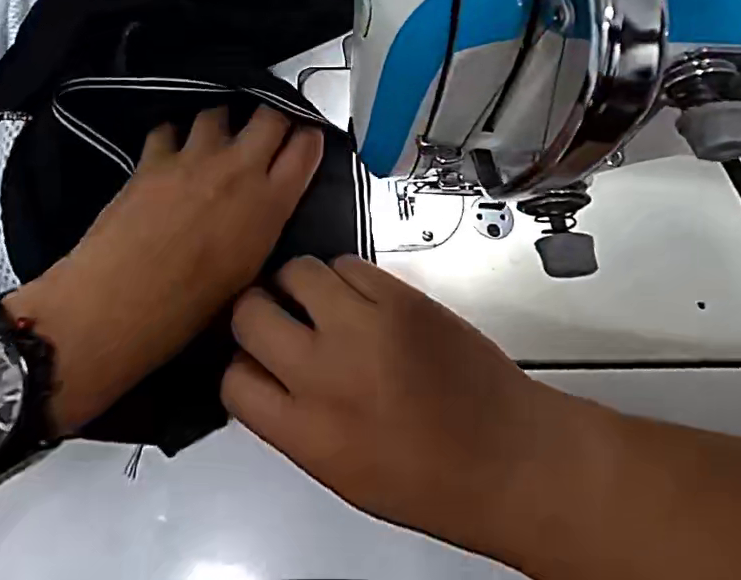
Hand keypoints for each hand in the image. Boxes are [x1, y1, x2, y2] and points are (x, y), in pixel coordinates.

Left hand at [6, 106, 323, 432]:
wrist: (118, 306)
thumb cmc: (188, 310)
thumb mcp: (248, 276)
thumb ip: (264, 231)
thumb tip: (264, 215)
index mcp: (270, 203)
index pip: (305, 147)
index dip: (309, 134)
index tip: (306, 135)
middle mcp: (238, 170)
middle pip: (270, 114)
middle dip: (274, 113)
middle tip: (267, 126)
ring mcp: (194, 158)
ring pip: (219, 111)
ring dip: (223, 121)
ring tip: (217, 136)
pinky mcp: (153, 159)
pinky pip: (169, 128)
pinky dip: (174, 134)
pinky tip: (171, 149)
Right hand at [221, 256, 592, 557]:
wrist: (507, 457)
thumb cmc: (432, 477)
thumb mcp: (340, 469)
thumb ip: (293, 420)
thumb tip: (267, 377)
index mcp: (305, 432)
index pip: (233, 378)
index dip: (240, 362)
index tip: (254, 356)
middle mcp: (325, 375)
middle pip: (250, 313)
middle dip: (256, 308)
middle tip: (274, 311)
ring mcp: (363, 328)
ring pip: (296, 272)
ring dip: (298, 281)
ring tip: (318, 296)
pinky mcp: (399, 297)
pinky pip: (347, 263)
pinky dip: (344, 273)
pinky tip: (358, 293)